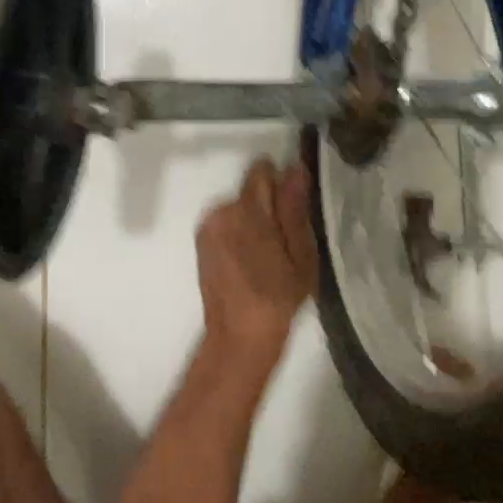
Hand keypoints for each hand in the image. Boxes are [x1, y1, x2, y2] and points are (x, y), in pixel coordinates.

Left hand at [194, 159, 318, 368]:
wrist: (239, 334)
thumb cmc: (279, 297)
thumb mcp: (301, 254)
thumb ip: (294, 208)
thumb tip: (295, 169)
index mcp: (248, 210)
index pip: (261, 171)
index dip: (280, 184)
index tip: (292, 208)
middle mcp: (221, 210)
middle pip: (249, 189)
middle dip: (267, 205)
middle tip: (282, 240)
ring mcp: (207, 225)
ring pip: (237, 206)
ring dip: (251, 220)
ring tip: (265, 254)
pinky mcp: (201, 240)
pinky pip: (225, 222)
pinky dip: (236, 232)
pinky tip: (247, 260)